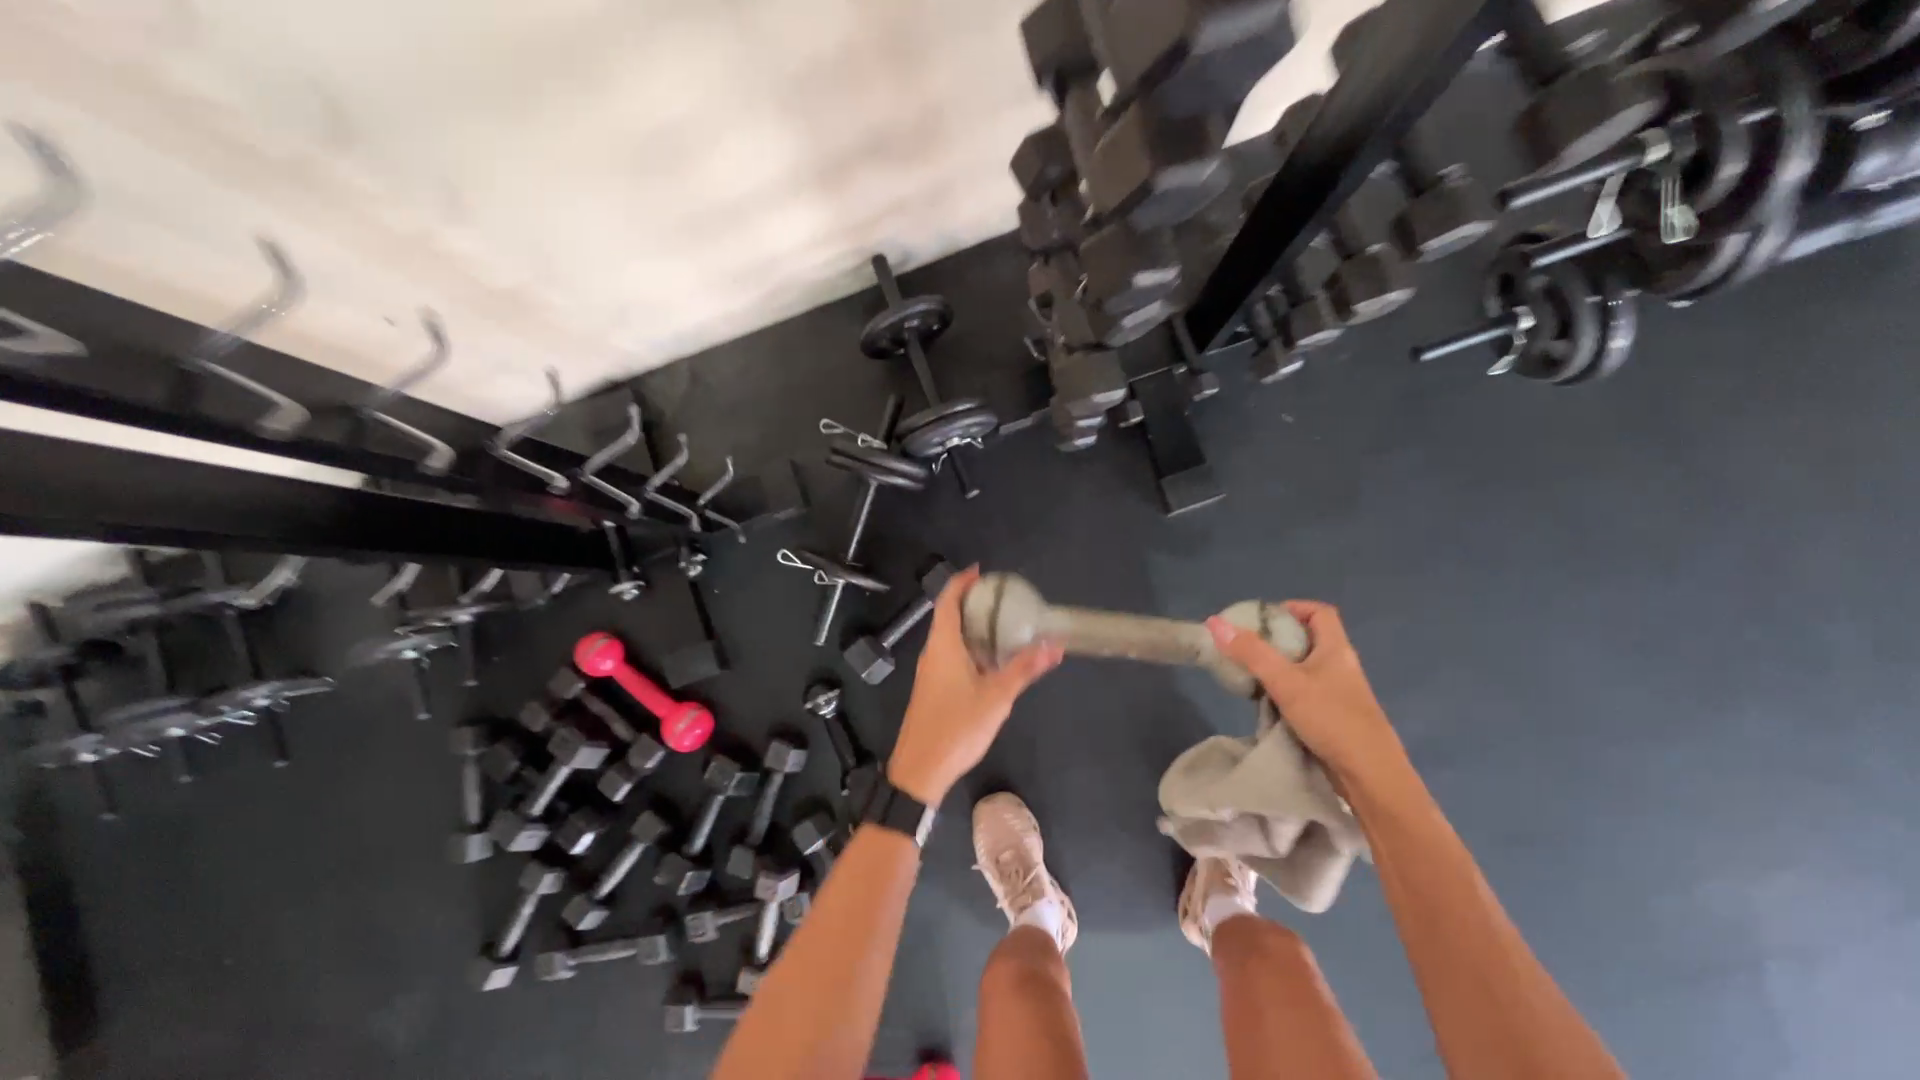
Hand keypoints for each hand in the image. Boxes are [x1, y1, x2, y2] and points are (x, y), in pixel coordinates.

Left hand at [887, 567, 1062, 804]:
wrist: (921, 769)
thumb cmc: (956, 727)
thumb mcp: (997, 697)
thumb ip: (1025, 668)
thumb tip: (1054, 645)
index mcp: (943, 645)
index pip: (948, 601)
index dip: (962, 582)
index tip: (982, 571)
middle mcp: (932, 653)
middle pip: (949, 617)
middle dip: (973, 604)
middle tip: (1003, 599)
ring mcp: (930, 672)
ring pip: (950, 639)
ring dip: (973, 628)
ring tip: (1004, 626)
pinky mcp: (933, 690)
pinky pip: (951, 657)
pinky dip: (970, 648)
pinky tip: (991, 662)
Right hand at [1206, 601, 1407, 784]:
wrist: (1369, 773)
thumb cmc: (1331, 718)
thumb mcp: (1287, 682)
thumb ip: (1252, 653)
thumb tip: (1216, 623)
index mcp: (1336, 649)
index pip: (1319, 612)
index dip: (1292, 608)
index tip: (1262, 619)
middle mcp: (1341, 666)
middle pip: (1308, 640)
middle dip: (1277, 641)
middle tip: (1246, 648)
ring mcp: (1339, 693)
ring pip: (1305, 669)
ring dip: (1278, 669)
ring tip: (1249, 676)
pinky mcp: (1334, 717)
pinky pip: (1306, 694)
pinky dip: (1285, 693)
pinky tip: (1266, 704)